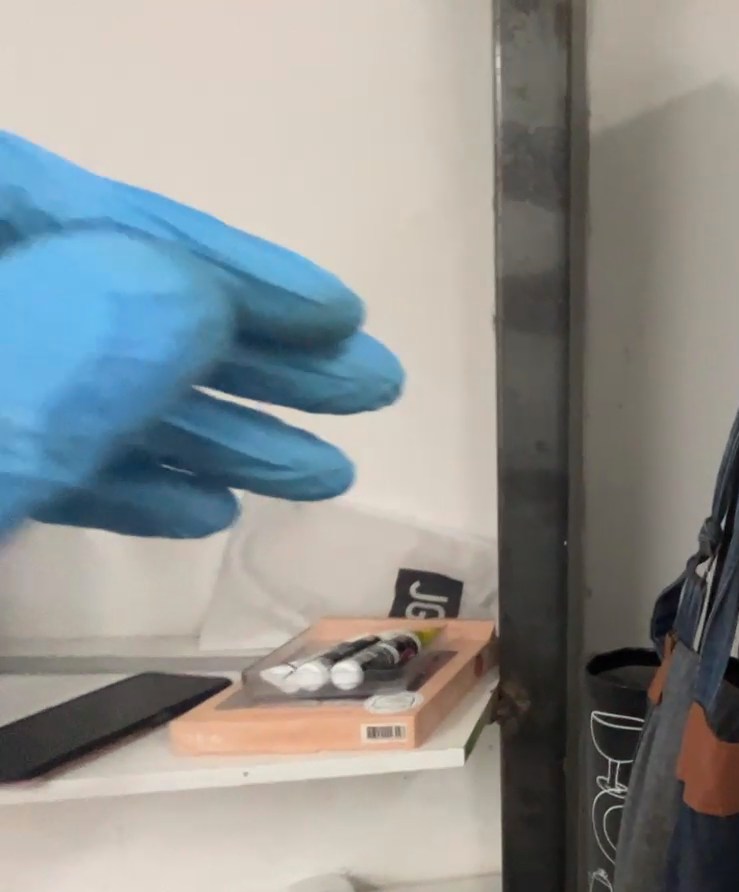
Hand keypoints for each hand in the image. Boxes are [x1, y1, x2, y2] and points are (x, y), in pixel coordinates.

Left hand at [0, 133, 402, 537]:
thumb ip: (52, 362)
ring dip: (214, 428)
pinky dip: (125, 476)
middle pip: (81, 295)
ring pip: (63, 382)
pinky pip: (19, 448)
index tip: (337, 315)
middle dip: (242, 346)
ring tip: (327, 473)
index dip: (207, 256)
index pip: (42, 205)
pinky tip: (210, 507)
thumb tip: (194, 294)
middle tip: (372, 388)